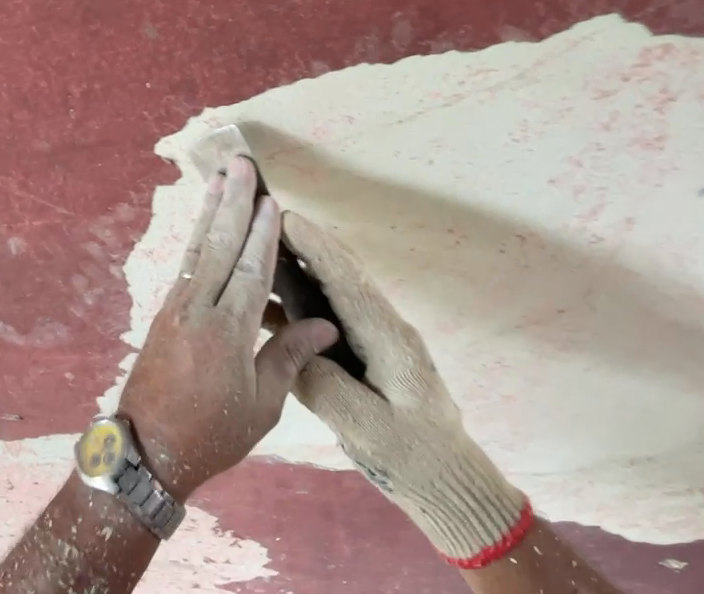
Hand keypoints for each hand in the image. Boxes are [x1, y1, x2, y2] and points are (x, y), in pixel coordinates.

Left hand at [116, 158, 339, 498]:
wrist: (149, 447)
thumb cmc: (213, 431)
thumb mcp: (262, 404)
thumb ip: (289, 356)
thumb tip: (325, 324)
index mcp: (227, 331)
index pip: (251, 271)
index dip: (262, 234)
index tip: (271, 199)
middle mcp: (198, 308)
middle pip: (219, 245)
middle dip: (231, 202)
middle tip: (240, 164)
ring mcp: (176, 306)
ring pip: (197, 249)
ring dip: (209, 210)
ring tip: (219, 178)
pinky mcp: (165, 311)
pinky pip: (185, 264)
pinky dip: (197, 238)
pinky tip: (203, 223)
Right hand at [282, 212, 532, 567]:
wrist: (448, 486)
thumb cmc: (411, 458)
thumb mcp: (363, 427)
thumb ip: (323, 384)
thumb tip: (288, 349)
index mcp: (386, 339)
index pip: (346, 280)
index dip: (314, 246)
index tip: (283, 215)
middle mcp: (382, 328)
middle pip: (340, 273)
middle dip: (303, 243)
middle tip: (261, 221)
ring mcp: (374, 339)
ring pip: (331, 291)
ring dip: (296, 269)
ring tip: (254, 252)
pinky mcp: (364, 353)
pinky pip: (326, 316)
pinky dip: (295, 302)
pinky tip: (263, 304)